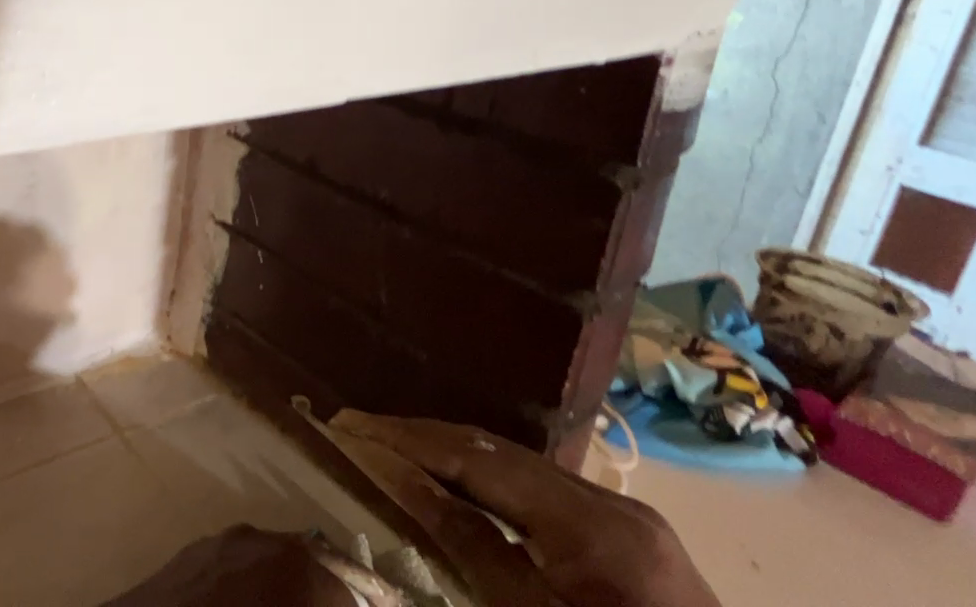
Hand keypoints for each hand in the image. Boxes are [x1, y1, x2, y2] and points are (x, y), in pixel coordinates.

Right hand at [332, 411, 719, 606]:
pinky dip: (486, 481)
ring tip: (389, 449)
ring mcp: (625, 518)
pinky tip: (452, 484)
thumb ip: (474, 550)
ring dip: (450, 454)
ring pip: (520, 467)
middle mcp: (611, 504)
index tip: (346, 426)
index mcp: (593, 526)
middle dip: (422, 437)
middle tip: (354, 430)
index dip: (407, 438)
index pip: (479, 459)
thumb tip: (405, 481)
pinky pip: (541, 491)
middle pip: (499, 452)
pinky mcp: (629, 538)